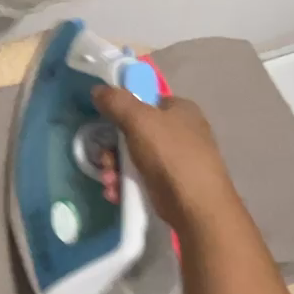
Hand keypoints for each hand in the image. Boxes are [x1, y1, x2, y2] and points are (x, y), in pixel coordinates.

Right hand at [92, 85, 242, 230]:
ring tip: (110, 183)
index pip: (146, 102)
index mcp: (179, 110)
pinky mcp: (168, 183)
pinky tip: (116, 194)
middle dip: (113, 151)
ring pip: (132, 158)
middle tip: (106, 163)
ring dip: (114, 171)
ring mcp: (174, 159)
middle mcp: (179, 131)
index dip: (122, 112)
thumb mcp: (140, 121)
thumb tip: (98, 89)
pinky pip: (138, 178)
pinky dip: (124, 185)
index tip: (106, 127)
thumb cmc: (170, 155)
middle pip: (133, 133)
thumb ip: (117, 102)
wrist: (195, 204)